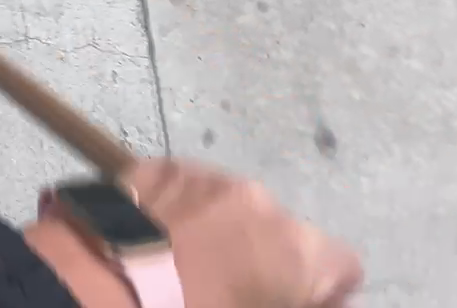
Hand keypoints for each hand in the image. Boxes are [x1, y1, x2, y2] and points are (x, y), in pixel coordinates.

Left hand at [25, 158, 362, 307]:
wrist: (114, 273)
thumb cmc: (197, 307)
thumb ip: (293, 298)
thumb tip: (291, 293)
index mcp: (298, 245)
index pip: (342, 264)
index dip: (322, 289)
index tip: (289, 301)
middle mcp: (256, 198)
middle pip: (279, 227)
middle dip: (265, 251)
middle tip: (233, 280)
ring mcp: (202, 173)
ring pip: (229, 202)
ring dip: (222, 223)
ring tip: (188, 253)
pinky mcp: (157, 162)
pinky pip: (185, 186)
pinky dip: (181, 204)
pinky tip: (160, 230)